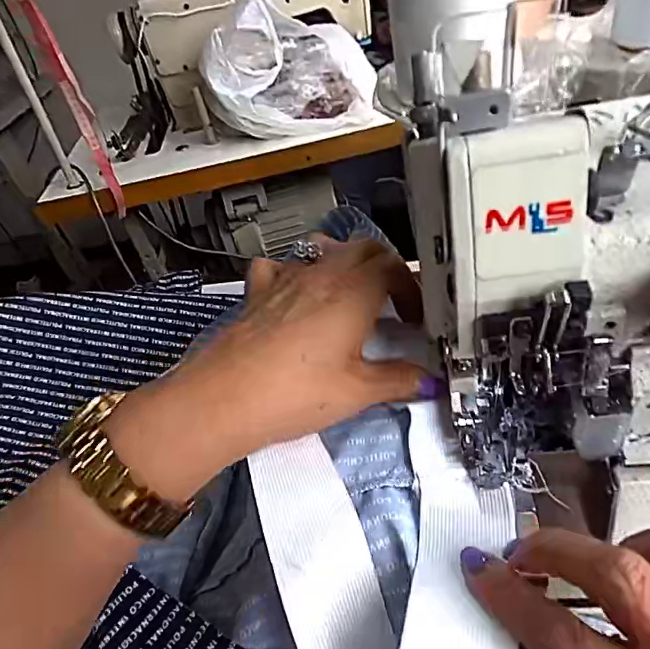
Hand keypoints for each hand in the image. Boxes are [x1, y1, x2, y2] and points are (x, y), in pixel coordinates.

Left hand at [103, 235, 432, 499]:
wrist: (222, 400)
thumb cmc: (294, 393)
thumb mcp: (357, 392)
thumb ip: (398, 381)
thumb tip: (426, 381)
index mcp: (353, 293)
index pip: (395, 267)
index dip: (413, 287)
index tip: (416, 316)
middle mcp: (320, 276)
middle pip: (364, 248)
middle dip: (387, 268)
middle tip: (395, 301)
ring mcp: (285, 280)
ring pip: (324, 250)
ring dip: (347, 263)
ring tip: (354, 293)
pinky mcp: (258, 294)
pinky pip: (282, 267)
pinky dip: (300, 273)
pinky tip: (298, 295)